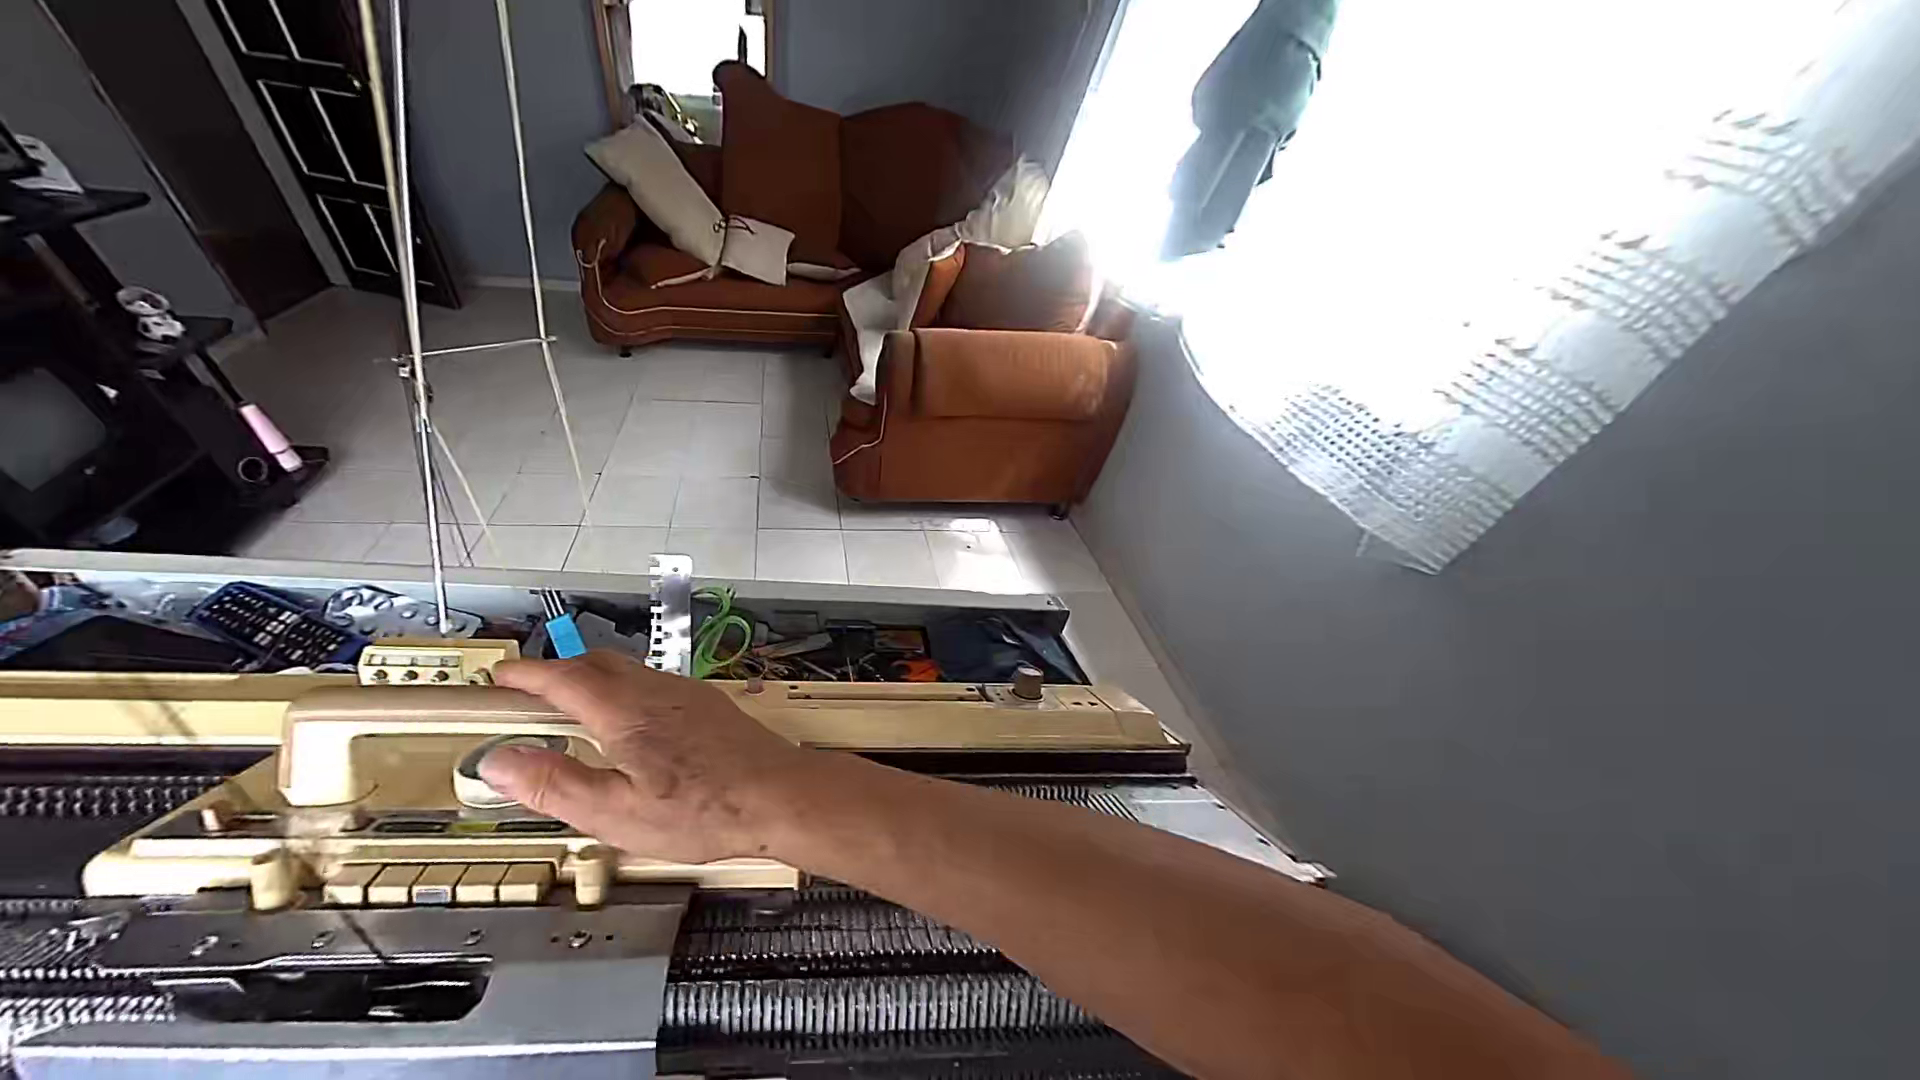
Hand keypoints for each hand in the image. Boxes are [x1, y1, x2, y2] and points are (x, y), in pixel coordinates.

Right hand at [478, 651, 813, 861]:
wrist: (779, 794)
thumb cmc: (705, 808)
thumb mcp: (615, 812)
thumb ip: (555, 784)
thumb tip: (501, 761)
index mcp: (627, 713)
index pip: (563, 678)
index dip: (526, 674)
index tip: (500, 676)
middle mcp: (658, 691)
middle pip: (598, 663)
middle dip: (557, 671)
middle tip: (529, 692)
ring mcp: (688, 694)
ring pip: (630, 670)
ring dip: (593, 678)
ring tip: (572, 708)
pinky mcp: (709, 705)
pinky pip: (656, 683)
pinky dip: (626, 689)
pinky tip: (631, 720)